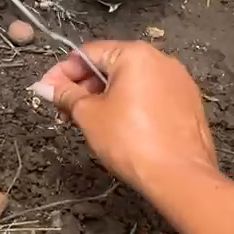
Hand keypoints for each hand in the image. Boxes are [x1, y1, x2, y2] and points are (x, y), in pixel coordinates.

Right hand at [32, 40, 218, 196]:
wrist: (181, 179)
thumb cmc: (131, 141)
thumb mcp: (87, 114)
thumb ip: (65, 94)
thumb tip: (46, 86)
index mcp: (135, 55)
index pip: (87, 54)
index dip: (61, 72)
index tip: (47, 90)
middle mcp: (161, 60)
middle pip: (109, 65)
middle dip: (82, 86)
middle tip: (63, 108)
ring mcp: (178, 82)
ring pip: (129, 81)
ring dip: (103, 96)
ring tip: (86, 120)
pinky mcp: (188, 104)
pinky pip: (148, 95)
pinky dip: (127, 104)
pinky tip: (113, 125)